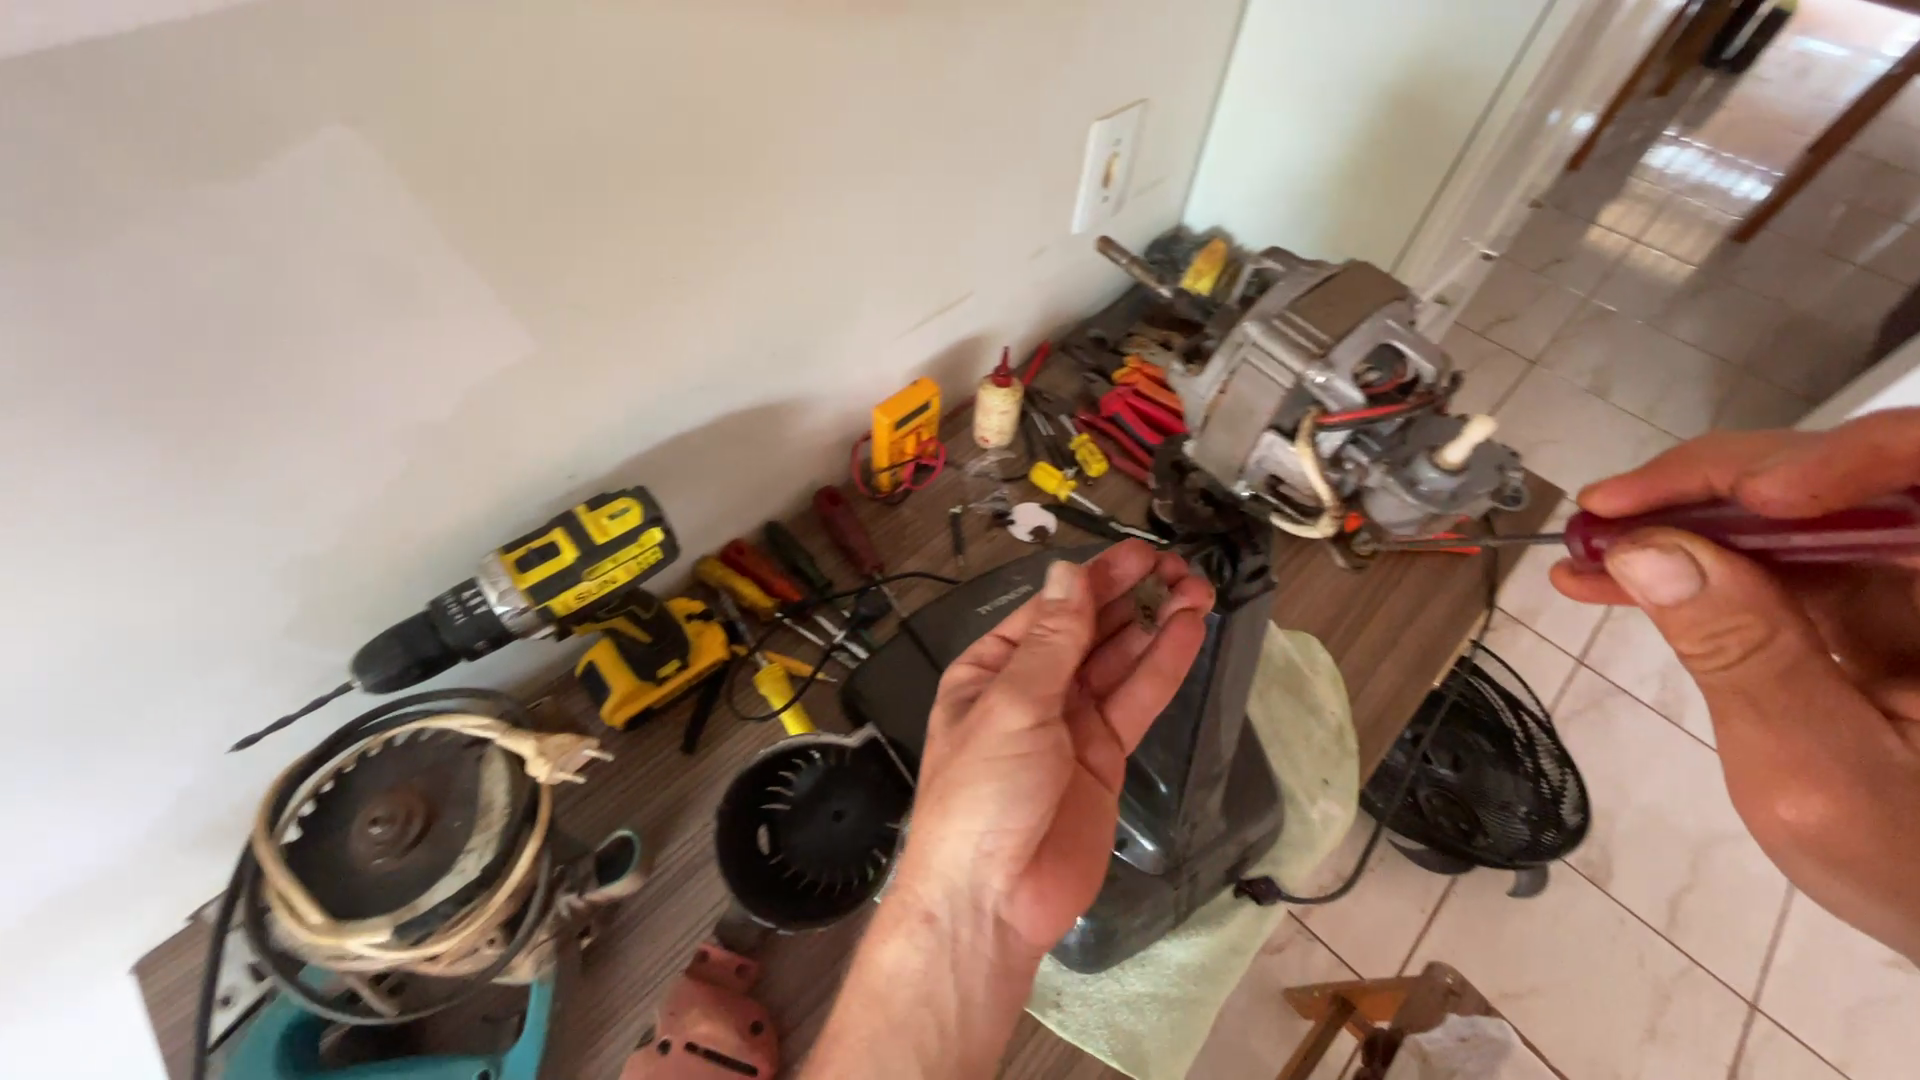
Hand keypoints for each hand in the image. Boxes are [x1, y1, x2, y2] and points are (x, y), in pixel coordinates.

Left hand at [893, 540, 1213, 965]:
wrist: (994, 900)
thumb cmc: (983, 794)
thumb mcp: (1012, 707)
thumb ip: (1051, 641)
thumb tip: (1068, 573)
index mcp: (991, 670)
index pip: (1050, 611)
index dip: (1095, 580)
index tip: (1140, 554)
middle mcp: (1031, 690)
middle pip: (1088, 631)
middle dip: (1130, 598)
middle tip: (1176, 566)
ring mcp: (1070, 723)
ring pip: (1119, 662)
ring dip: (1155, 627)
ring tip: (1196, 591)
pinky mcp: (1104, 757)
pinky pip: (1135, 702)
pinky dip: (1161, 668)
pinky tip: (1188, 634)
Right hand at [1552, 409, 1919, 959]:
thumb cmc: (1909, 870)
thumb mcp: (1816, 773)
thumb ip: (1742, 654)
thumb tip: (1645, 550)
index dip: (1842, 461)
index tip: (1735, 497)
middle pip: (1851, 484)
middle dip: (1717, 491)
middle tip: (1603, 516)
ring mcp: (1916, 587)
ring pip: (1797, 514)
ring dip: (1681, 526)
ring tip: (1586, 553)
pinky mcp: (1874, 602)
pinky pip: (1775, 558)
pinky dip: (1687, 562)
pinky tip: (1612, 575)